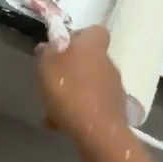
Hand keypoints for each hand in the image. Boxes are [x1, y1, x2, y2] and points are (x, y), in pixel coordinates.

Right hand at [36, 26, 129, 143]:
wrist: (98, 131)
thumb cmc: (69, 92)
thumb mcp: (46, 67)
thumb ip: (47, 52)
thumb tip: (50, 44)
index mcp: (93, 47)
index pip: (94, 30)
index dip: (78, 36)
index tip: (62, 48)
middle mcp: (108, 62)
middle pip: (89, 59)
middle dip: (71, 68)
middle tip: (52, 81)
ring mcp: (114, 86)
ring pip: (89, 83)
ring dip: (73, 92)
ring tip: (53, 109)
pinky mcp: (115, 108)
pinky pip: (92, 103)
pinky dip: (78, 110)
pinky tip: (61, 124)